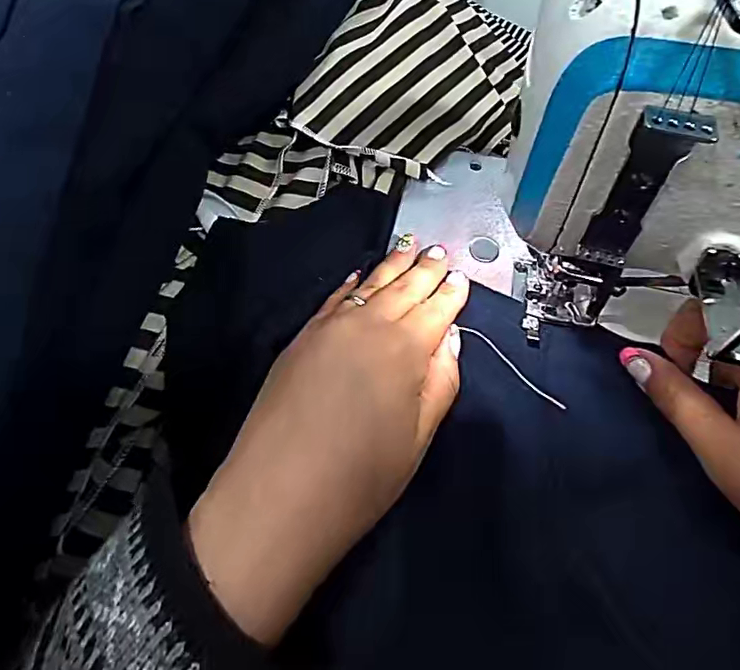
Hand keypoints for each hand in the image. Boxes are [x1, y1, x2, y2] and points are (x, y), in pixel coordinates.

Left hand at [186, 236, 467, 644]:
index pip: (437, 309)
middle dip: (426, 268)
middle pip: (405, 287)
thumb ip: (441, 381)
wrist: (277, 494)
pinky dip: (354, 281)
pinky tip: (361, 273)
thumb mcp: (418, 438)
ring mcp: (333, 326)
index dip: (452, 294)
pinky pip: (336, 296)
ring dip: (394, 264)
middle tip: (441, 251)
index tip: (462, 278)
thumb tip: (448, 339)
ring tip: (409, 244)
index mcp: (406, 349)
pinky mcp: (304, 336)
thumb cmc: (360, 478)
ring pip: (371, 284)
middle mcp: (370, 325)